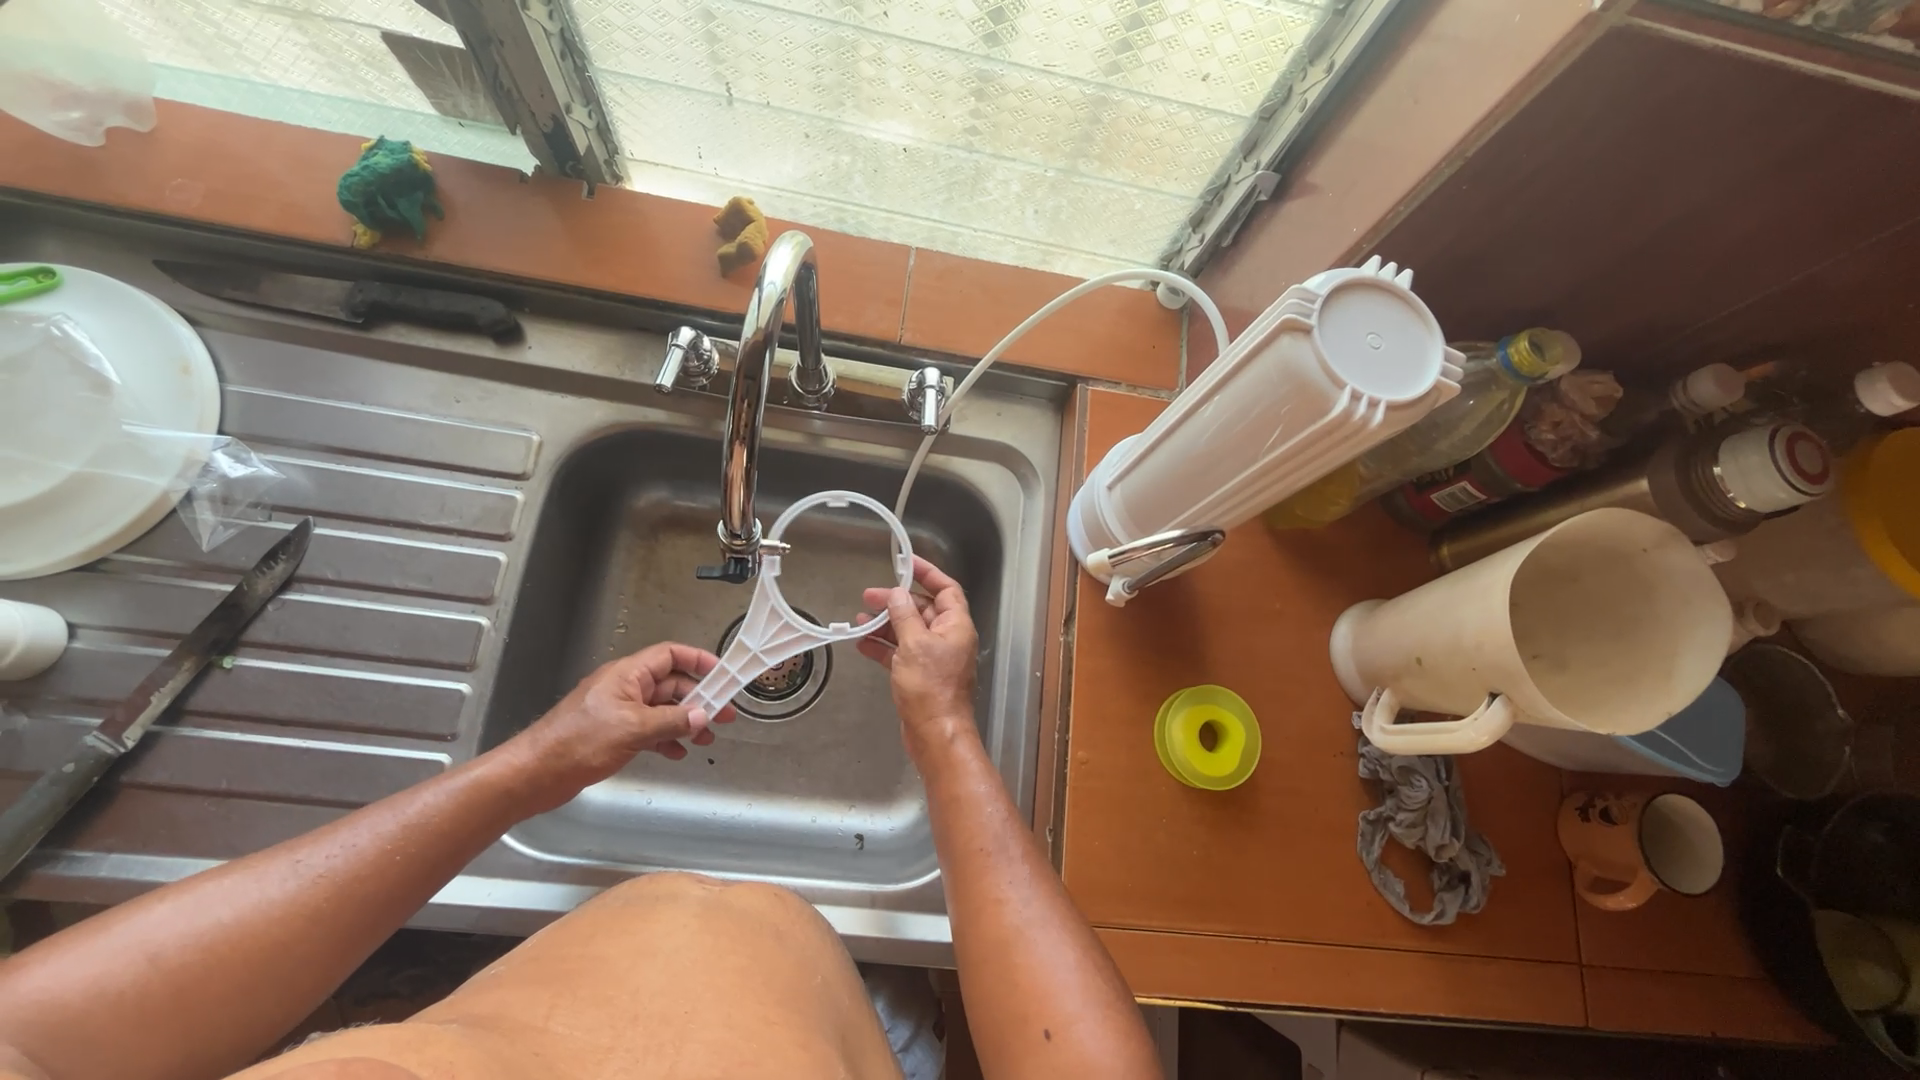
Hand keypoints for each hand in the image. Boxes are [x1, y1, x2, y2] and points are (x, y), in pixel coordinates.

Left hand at [507, 643, 736, 808]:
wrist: (535, 774)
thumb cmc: (579, 742)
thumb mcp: (633, 729)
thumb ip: (671, 721)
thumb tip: (702, 716)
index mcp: (627, 675)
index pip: (670, 655)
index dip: (698, 660)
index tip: (722, 674)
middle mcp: (625, 688)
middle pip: (670, 684)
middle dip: (698, 699)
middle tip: (724, 715)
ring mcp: (619, 711)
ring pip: (662, 710)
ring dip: (685, 722)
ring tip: (706, 739)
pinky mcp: (613, 734)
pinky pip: (649, 730)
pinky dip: (666, 739)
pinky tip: (677, 753)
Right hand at [859, 556, 979, 767]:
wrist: (935, 734)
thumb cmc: (930, 687)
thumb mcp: (914, 645)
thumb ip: (904, 616)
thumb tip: (898, 594)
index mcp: (956, 626)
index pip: (946, 589)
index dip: (927, 573)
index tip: (905, 561)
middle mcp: (948, 638)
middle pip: (923, 609)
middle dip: (896, 601)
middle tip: (868, 596)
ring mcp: (934, 658)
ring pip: (909, 631)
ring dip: (885, 623)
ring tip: (859, 619)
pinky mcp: (920, 675)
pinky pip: (900, 653)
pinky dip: (883, 647)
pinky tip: (861, 643)